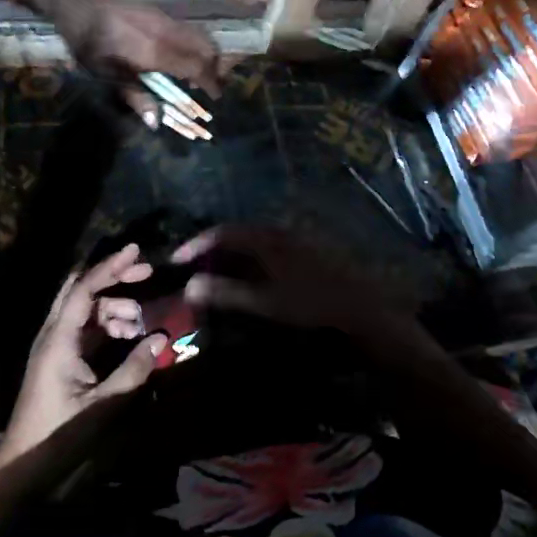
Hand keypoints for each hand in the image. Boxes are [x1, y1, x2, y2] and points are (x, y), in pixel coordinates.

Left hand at [1, 244, 167, 461]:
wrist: (24, 462)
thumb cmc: (60, 432)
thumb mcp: (104, 404)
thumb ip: (134, 369)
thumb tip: (163, 337)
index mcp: (58, 339)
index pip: (85, 289)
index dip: (111, 267)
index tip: (137, 251)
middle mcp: (53, 334)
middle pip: (82, 290)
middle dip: (113, 277)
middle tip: (147, 273)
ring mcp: (54, 346)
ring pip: (86, 310)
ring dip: (114, 307)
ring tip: (141, 322)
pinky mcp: (59, 359)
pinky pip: (85, 329)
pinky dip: (108, 326)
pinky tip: (128, 337)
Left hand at [45, 0, 221, 125]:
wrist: (79, 3)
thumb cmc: (89, 43)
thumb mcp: (106, 75)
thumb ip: (135, 96)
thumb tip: (156, 122)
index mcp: (156, 52)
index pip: (197, 67)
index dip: (211, 83)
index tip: (216, 97)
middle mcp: (168, 33)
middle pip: (207, 48)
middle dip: (215, 68)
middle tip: (211, 87)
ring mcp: (166, 19)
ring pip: (201, 36)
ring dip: (207, 55)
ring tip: (197, 75)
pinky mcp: (161, 12)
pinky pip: (189, 29)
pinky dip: (196, 44)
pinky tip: (182, 58)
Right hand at [173, 226, 410, 336]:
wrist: (360, 303)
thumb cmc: (311, 302)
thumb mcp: (265, 301)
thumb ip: (226, 293)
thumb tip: (188, 287)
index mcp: (265, 239)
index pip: (221, 234)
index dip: (195, 245)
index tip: (176, 261)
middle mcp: (277, 232)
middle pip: (236, 234)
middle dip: (210, 249)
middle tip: (192, 267)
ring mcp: (293, 239)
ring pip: (252, 241)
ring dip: (230, 254)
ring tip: (214, 273)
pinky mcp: (304, 249)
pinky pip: (266, 247)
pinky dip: (248, 258)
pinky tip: (248, 277)